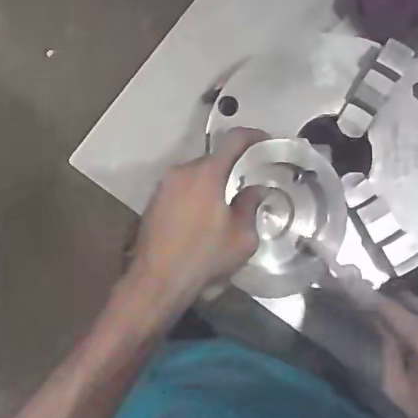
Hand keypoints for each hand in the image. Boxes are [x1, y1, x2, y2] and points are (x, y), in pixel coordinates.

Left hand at [125, 128, 267, 312]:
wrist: (156, 282)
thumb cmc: (203, 258)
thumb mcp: (242, 238)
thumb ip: (251, 206)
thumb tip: (254, 190)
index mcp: (207, 173)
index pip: (233, 140)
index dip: (253, 136)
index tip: (265, 141)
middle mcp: (182, 171)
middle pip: (213, 159)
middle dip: (232, 168)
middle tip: (247, 185)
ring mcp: (164, 185)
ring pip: (195, 174)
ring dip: (211, 183)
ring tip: (224, 207)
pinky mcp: (153, 201)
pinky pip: (181, 188)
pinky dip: (195, 195)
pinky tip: (202, 220)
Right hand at [341, 281, 417, 417]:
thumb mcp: (404, 394)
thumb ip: (389, 356)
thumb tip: (382, 326)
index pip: (397, 313)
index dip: (376, 301)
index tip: (359, 290)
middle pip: (416, 303)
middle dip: (397, 303)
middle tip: (379, 307)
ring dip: (417, 313)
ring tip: (404, 325)